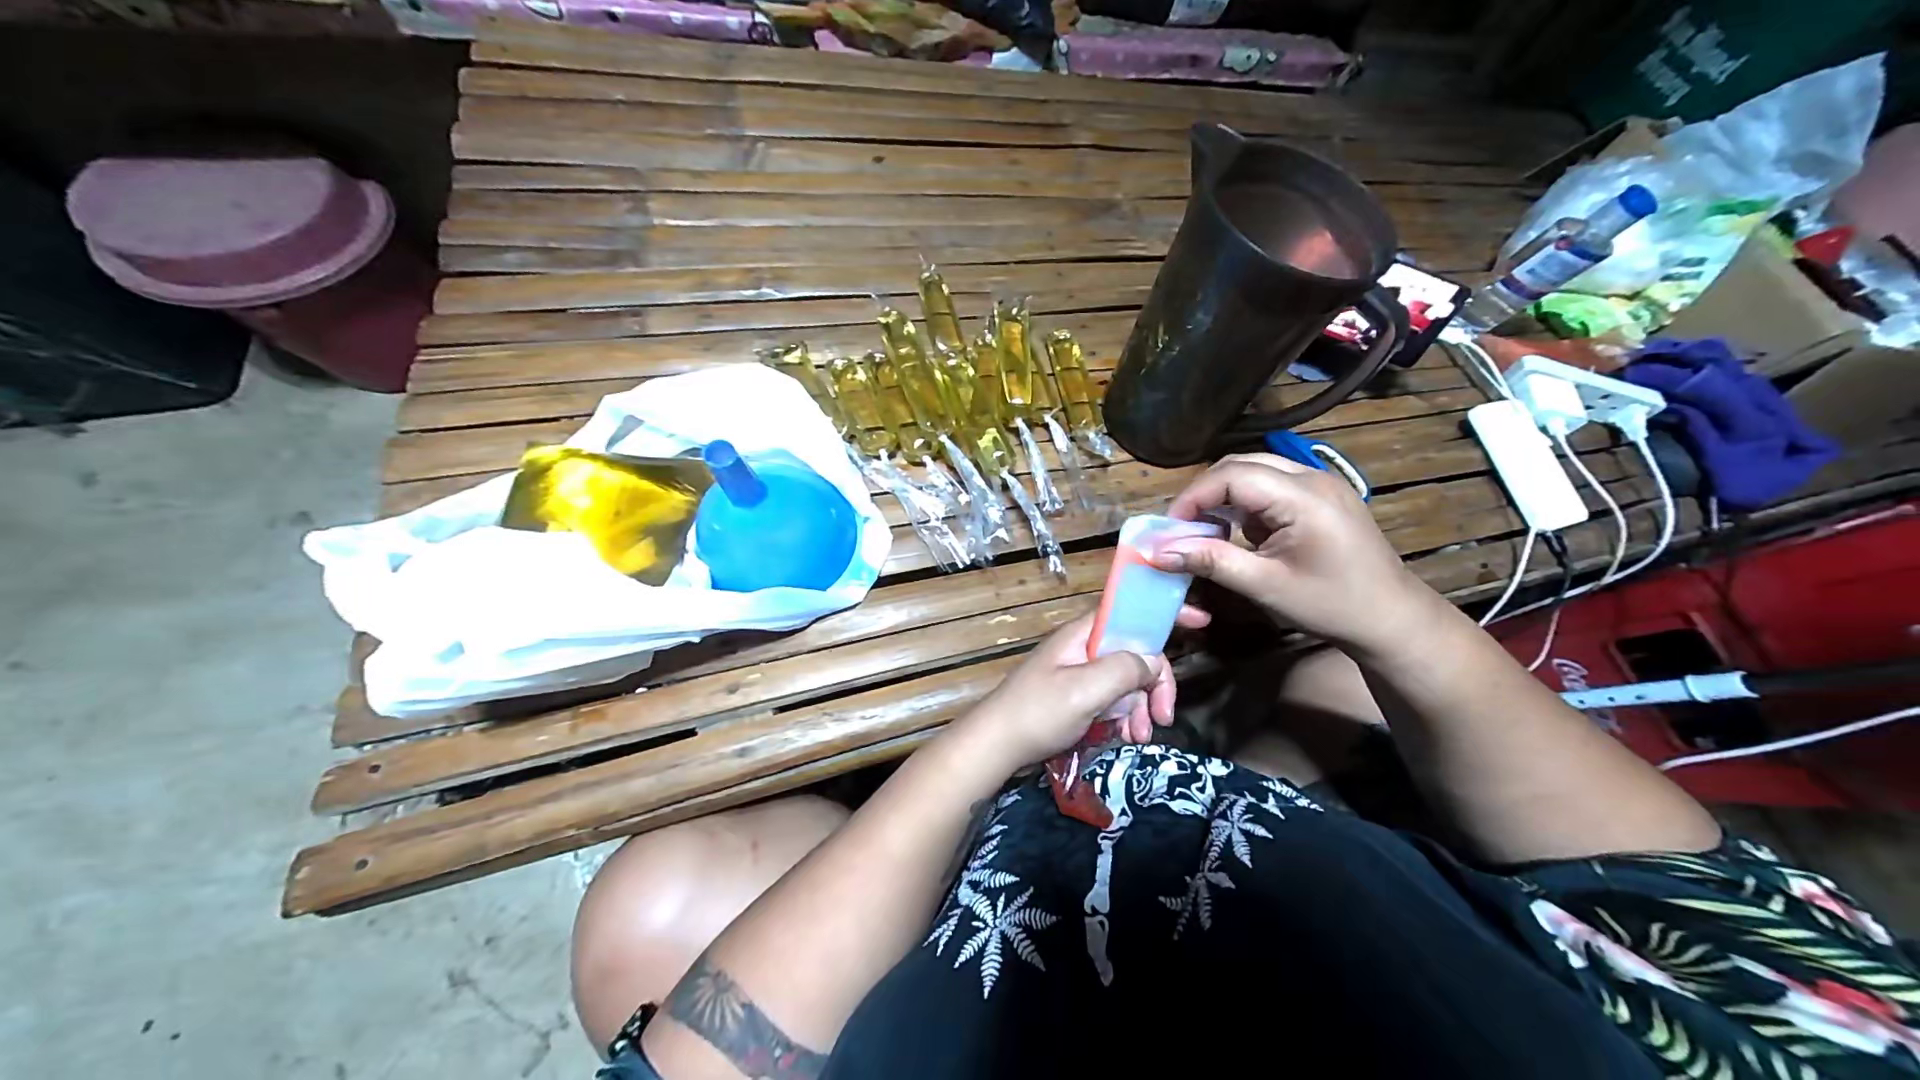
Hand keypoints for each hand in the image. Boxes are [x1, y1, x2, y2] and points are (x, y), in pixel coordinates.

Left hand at [947, 608, 1206, 775]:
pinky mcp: (1076, 697)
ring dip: (1140, 707)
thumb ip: (1124, 670)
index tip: (1202, 621)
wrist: (997, 746)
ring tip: (1139, 737)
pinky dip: (1125, 717)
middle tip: (1162, 717)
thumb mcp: (1085, 690)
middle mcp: (1083, 648)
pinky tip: (1126, 737)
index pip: (1130, 610)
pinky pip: (1112, 700)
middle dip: (1155, 683)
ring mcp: (1079, 673)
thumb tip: (1153, 662)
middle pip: (1136, 652)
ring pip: (1126, 680)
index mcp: (1084, 634)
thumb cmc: (1038, 712)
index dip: (1164, 613)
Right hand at [1150, 453, 1435, 655]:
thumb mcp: (1264, 585)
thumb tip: (1159, 553)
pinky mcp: (1322, 494)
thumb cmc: (1330, 604)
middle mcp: (1312, 477)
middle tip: (1183, 528)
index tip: (1171, 529)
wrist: (1391, 618)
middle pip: (1240, 465)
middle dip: (1205, 493)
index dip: (1193, 497)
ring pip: (1254, 470)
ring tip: (1207, 531)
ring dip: (1224, 496)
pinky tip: (1240, 532)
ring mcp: (1321, 483)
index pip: (1230, 475)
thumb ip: (1210, 561)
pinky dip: (1245, 502)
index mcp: (1302, 496)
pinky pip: (1271, 483)